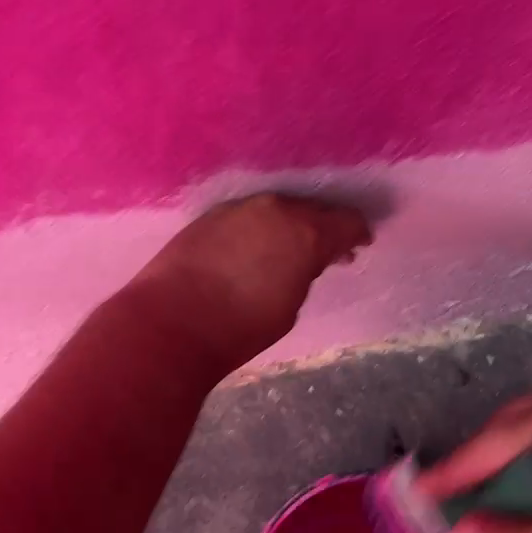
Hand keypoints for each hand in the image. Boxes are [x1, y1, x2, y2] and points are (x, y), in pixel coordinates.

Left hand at [127, 193, 371, 374]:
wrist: (171, 320)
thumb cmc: (241, 325)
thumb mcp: (291, 304)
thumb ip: (305, 272)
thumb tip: (306, 260)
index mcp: (305, 229)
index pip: (346, 221)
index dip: (357, 233)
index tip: (361, 244)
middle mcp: (275, 208)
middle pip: (312, 209)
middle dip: (324, 227)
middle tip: (330, 250)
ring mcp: (240, 207)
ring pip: (278, 209)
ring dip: (290, 225)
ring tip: (292, 248)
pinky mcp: (211, 215)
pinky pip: (249, 215)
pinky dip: (261, 227)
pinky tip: (258, 245)